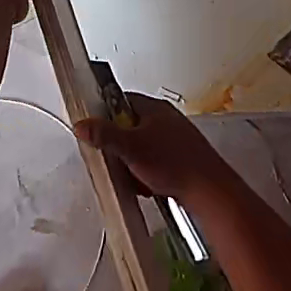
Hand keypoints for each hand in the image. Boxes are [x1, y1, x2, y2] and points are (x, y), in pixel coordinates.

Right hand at [75, 93, 235, 201]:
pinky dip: (147, 174)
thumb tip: (83, 124)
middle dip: (120, 147)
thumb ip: (104, 135)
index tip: (95, 128)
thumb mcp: (131, 148)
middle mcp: (166, 120)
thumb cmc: (177, 163)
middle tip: (118, 159)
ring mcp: (173, 139)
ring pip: (140, 148)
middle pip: (129, 127)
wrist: (207, 189)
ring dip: (133, 164)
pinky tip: (149, 185)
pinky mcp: (179, 158)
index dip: (105, 114)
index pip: (121, 100)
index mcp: (155, 109)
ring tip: (137, 177)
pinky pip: (153, 163)